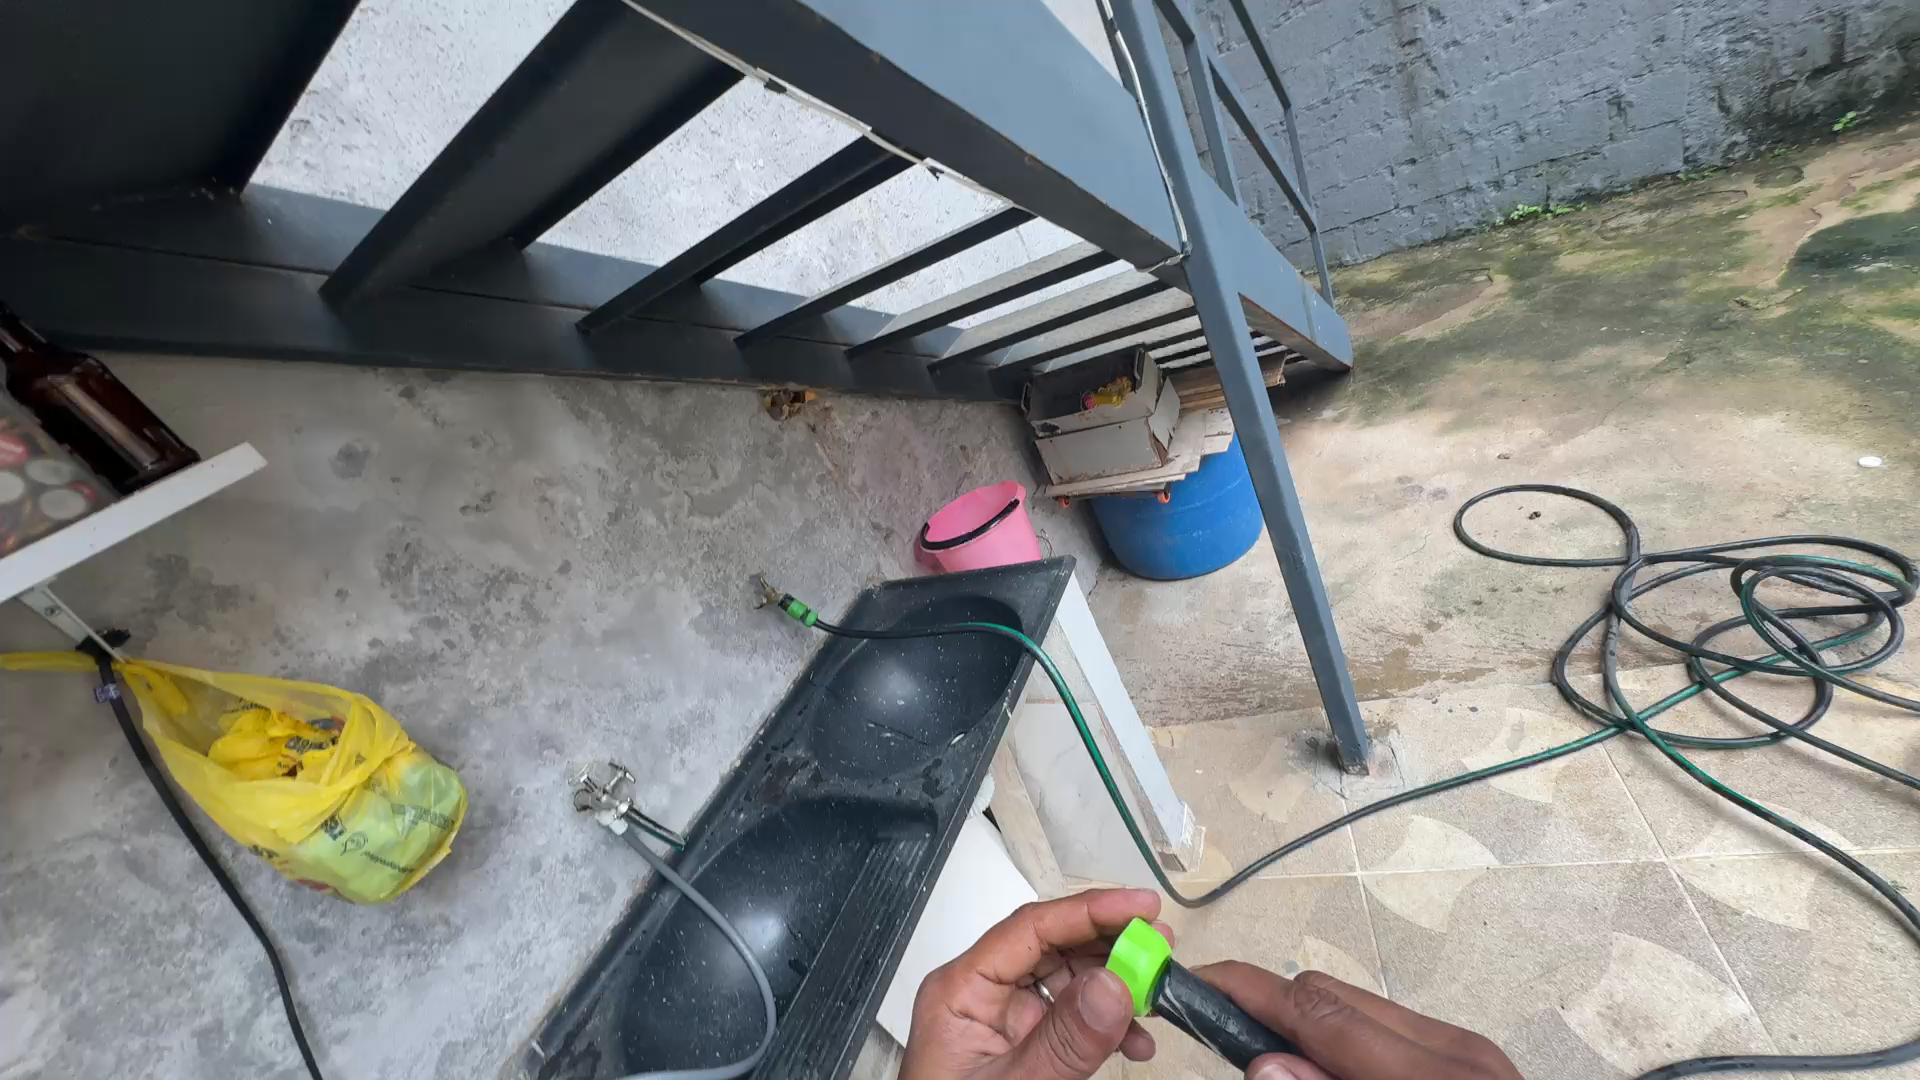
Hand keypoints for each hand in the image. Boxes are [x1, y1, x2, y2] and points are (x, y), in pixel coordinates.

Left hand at [901, 888, 1167, 1079]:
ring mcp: (999, 1021)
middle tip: (1160, 942)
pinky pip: (1064, 1018)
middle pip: (1049, 947)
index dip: (1089, 910)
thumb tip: (1118, 982)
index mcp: (962, 988)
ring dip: (1112, 984)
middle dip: (1107, 943)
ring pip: (1062, 979)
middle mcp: (980, 993)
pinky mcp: (1018, 1048)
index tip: (1141, 906)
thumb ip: (1065, 1040)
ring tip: (1155, 991)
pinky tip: (1136, 1041)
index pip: (1030, 928)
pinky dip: (1103, 1024)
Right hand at [1194, 963, 1522, 1079]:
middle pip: (1328, 993)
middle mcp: (1458, 1053)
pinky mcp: (1476, 1058)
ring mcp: (1472, 1051)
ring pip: (1353, 1003)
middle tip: (1229, 1042)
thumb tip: (1262, 1066)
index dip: (1247, 989)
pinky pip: (1385, 1026)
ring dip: (1304, 1025)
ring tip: (1282, 1064)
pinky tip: (1331, 1074)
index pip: (1317, 1010)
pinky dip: (1342, 1040)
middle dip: (1269, 1006)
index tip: (1196, 983)